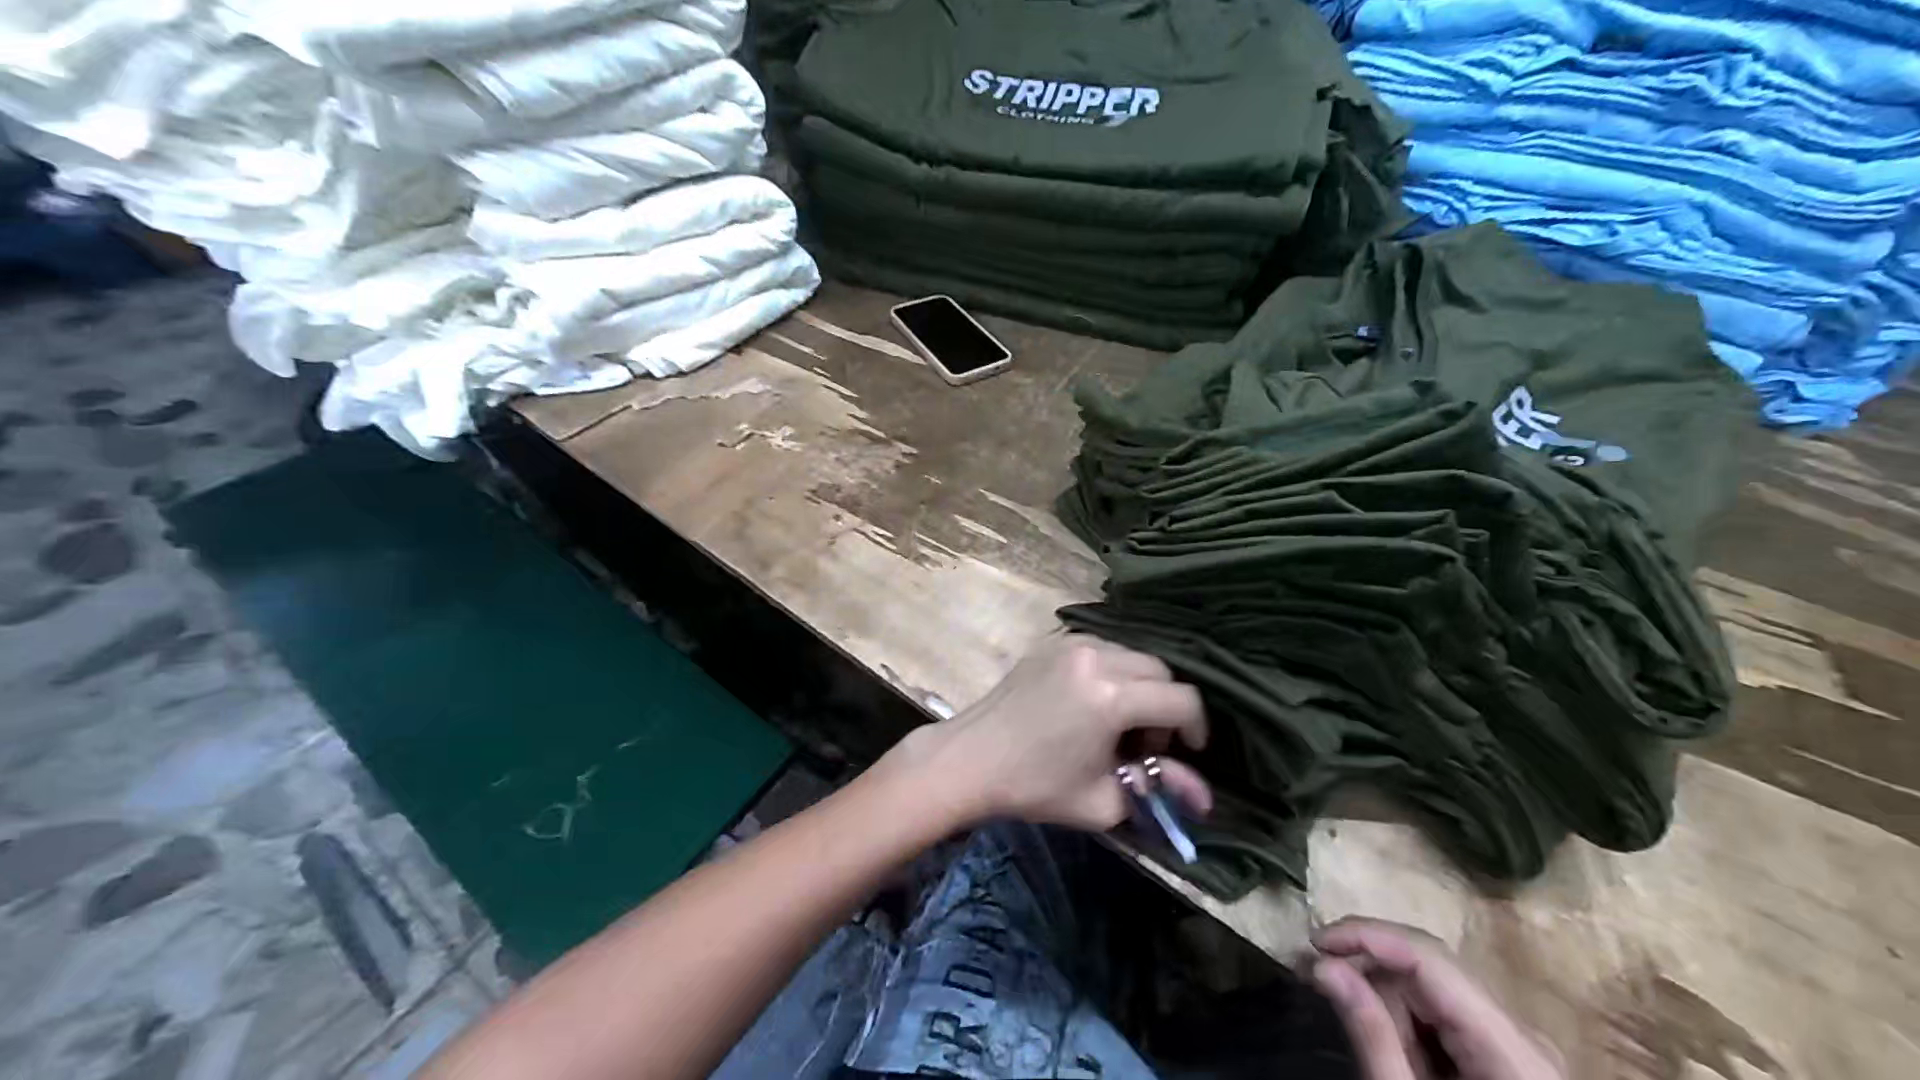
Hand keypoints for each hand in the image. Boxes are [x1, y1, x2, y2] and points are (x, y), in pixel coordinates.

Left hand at [883, 635, 1211, 830]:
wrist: (970, 759)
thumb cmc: (1035, 787)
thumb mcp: (1103, 800)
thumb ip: (1159, 790)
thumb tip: (1205, 796)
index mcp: (1110, 697)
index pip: (1182, 700)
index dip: (1196, 728)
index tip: (1186, 753)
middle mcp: (1095, 657)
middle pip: (1161, 670)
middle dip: (1166, 706)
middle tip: (1145, 743)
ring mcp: (1071, 643)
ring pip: (1132, 654)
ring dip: (1139, 686)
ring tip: (1116, 724)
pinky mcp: (1052, 641)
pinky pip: (1102, 647)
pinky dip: (1111, 671)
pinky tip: (1091, 703)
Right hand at [1313, 919, 1564, 1079]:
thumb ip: (1371, 1034)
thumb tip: (1323, 965)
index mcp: (1512, 1050)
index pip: (1431, 959)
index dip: (1369, 937)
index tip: (1314, 941)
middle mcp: (1523, 1035)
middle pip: (1431, 969)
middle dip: (1370, 969)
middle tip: (1317, 978)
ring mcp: (1519, 1043)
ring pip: (1434, 986)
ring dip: (1386, 997)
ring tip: (1360, 1029)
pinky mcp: (1508, 1054)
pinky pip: (1446, 1012)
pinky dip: (1408, 1017)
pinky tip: (1390, 1042)